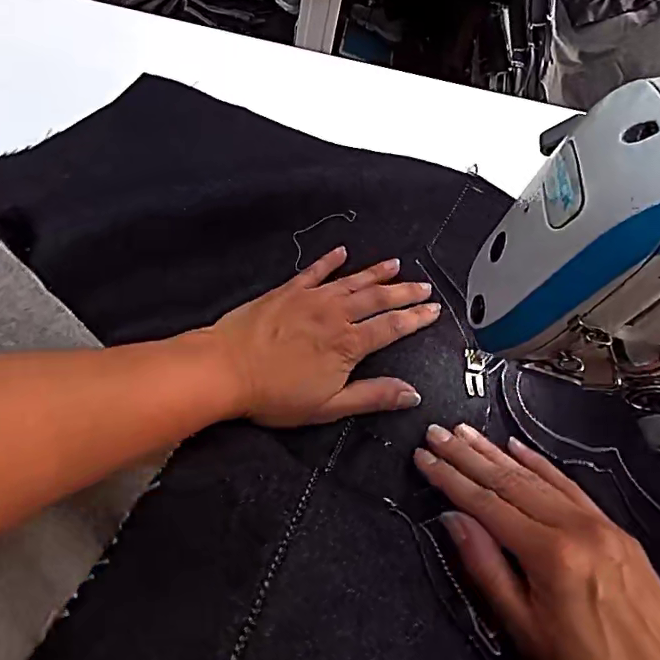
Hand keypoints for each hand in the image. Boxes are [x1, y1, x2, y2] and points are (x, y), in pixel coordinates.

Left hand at [206, 247, 439, 426]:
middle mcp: (336, 314)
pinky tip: (341, 252)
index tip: (433, 310)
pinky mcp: (288, 291)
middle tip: (425, 286)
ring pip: (353, 281)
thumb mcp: (328, 406)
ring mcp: (312, 298)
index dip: (416, 318)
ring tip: (396, 264)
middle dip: (405, 292)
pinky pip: (315, 271)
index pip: (392, 326)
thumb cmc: (274, 394)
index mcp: (348, 343)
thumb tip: (411, 394)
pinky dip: (330, 261)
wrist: (225, 369)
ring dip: (376, 272)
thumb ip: (372, 396)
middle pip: (379, 298)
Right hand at [414, 424, 659, 659]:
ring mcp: (598, 522)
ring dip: (497, 451)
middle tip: (439, 433)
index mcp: (551, 554)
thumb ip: (486, 570)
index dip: (450, 478)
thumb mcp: (528, 632)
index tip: (427, 459)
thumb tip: (456, 522)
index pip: (486, 502)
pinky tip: (520, 449)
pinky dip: (539, 464)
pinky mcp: (613, 526)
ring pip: (536, 476)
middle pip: (509, 480)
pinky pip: (568, 483)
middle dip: (467, 454)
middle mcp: (576, 527)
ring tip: (468, 433)